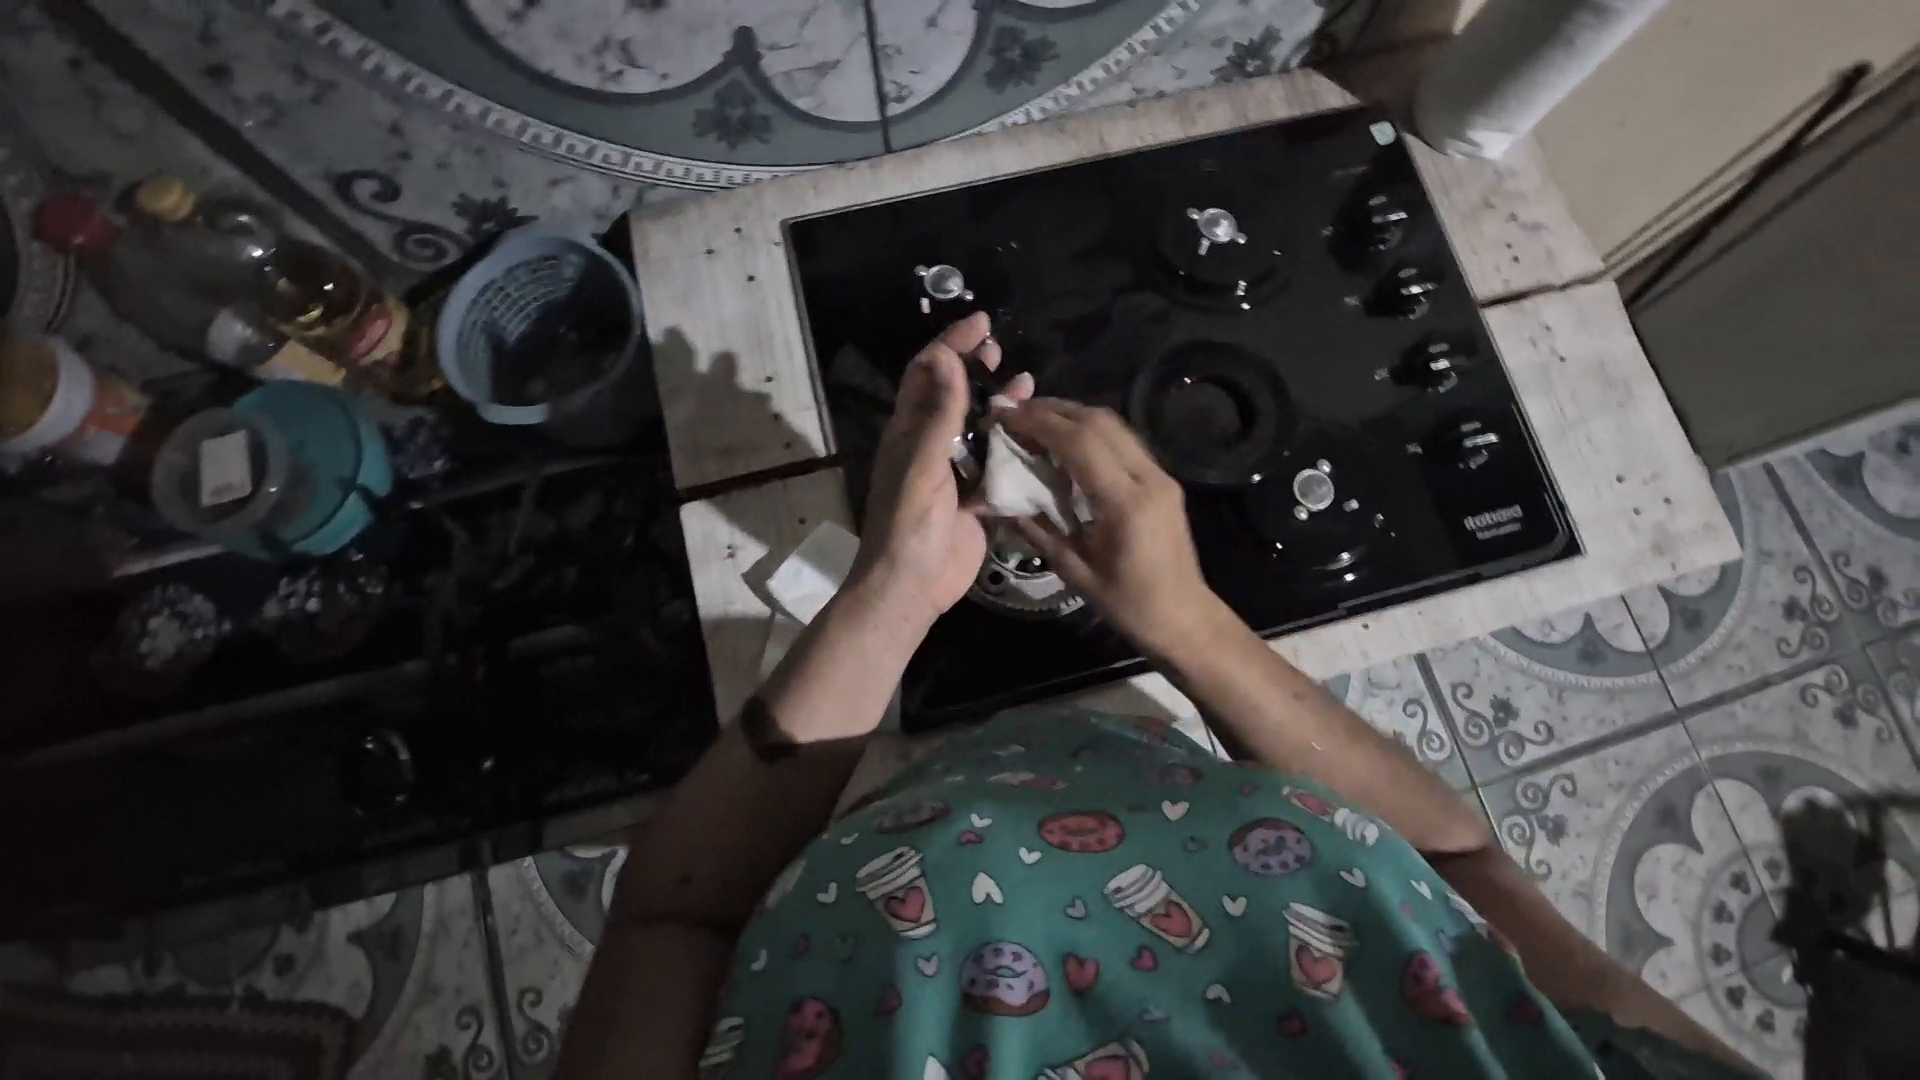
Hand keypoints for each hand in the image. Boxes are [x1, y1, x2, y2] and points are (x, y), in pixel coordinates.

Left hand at [849, 313, 1032, 631]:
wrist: (912, 587)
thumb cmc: (908, 526)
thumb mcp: (922, 466)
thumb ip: (938, 415)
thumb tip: (945, 357)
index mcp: (907, 433)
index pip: (926, 375)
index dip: (950, 345)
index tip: (981, 323)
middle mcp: (929, 446)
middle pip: (952, 395)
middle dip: (974, 368)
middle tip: (1001, 350)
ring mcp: (953, 472)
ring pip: (977, 427)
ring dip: (998, 405)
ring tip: (1026, 383)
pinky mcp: (974, 498)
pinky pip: (995, 463)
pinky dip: (1014, 445)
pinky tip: (1037, 436)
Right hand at [996, 399, 1234, 659]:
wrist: (1184, 617)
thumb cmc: (1129, 605)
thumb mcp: (1075, 573)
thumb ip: (1039, 531)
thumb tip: (1001, 502)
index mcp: (1126, 504)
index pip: (1080, 443)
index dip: (1039, 423)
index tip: (1005, 417)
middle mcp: (1149, 479)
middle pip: (1099, 422)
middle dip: (1053, 410)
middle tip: (1014, 412)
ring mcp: (1160, 476)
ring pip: (1114, 426)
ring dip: (1072, 416)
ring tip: (1034, 420)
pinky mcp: (1162, 480)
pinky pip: (1123, 442)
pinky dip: (1090, 432)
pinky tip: (1065, 441)